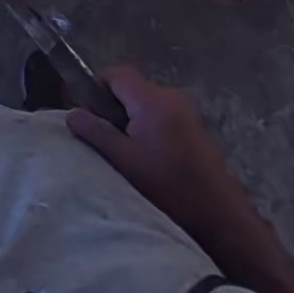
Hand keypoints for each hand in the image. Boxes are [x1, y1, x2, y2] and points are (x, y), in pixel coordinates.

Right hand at [66, 66, 231, 208]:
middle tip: (101, 135)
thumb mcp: (123, 160)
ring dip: (130, 120)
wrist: (221, 219)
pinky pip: (162, 116)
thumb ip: (95, 132)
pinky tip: (147, 159)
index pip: (117, 73)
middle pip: (131, 88)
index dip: (96, 84)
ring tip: (123, 151)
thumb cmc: (168, 186)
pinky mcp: (196, 130)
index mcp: (152, 100)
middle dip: (112, 106)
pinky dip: (148, 128)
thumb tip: (73, 114)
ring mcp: (187, 113)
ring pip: (146, 104)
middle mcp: (172, 98)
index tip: (84, 108)